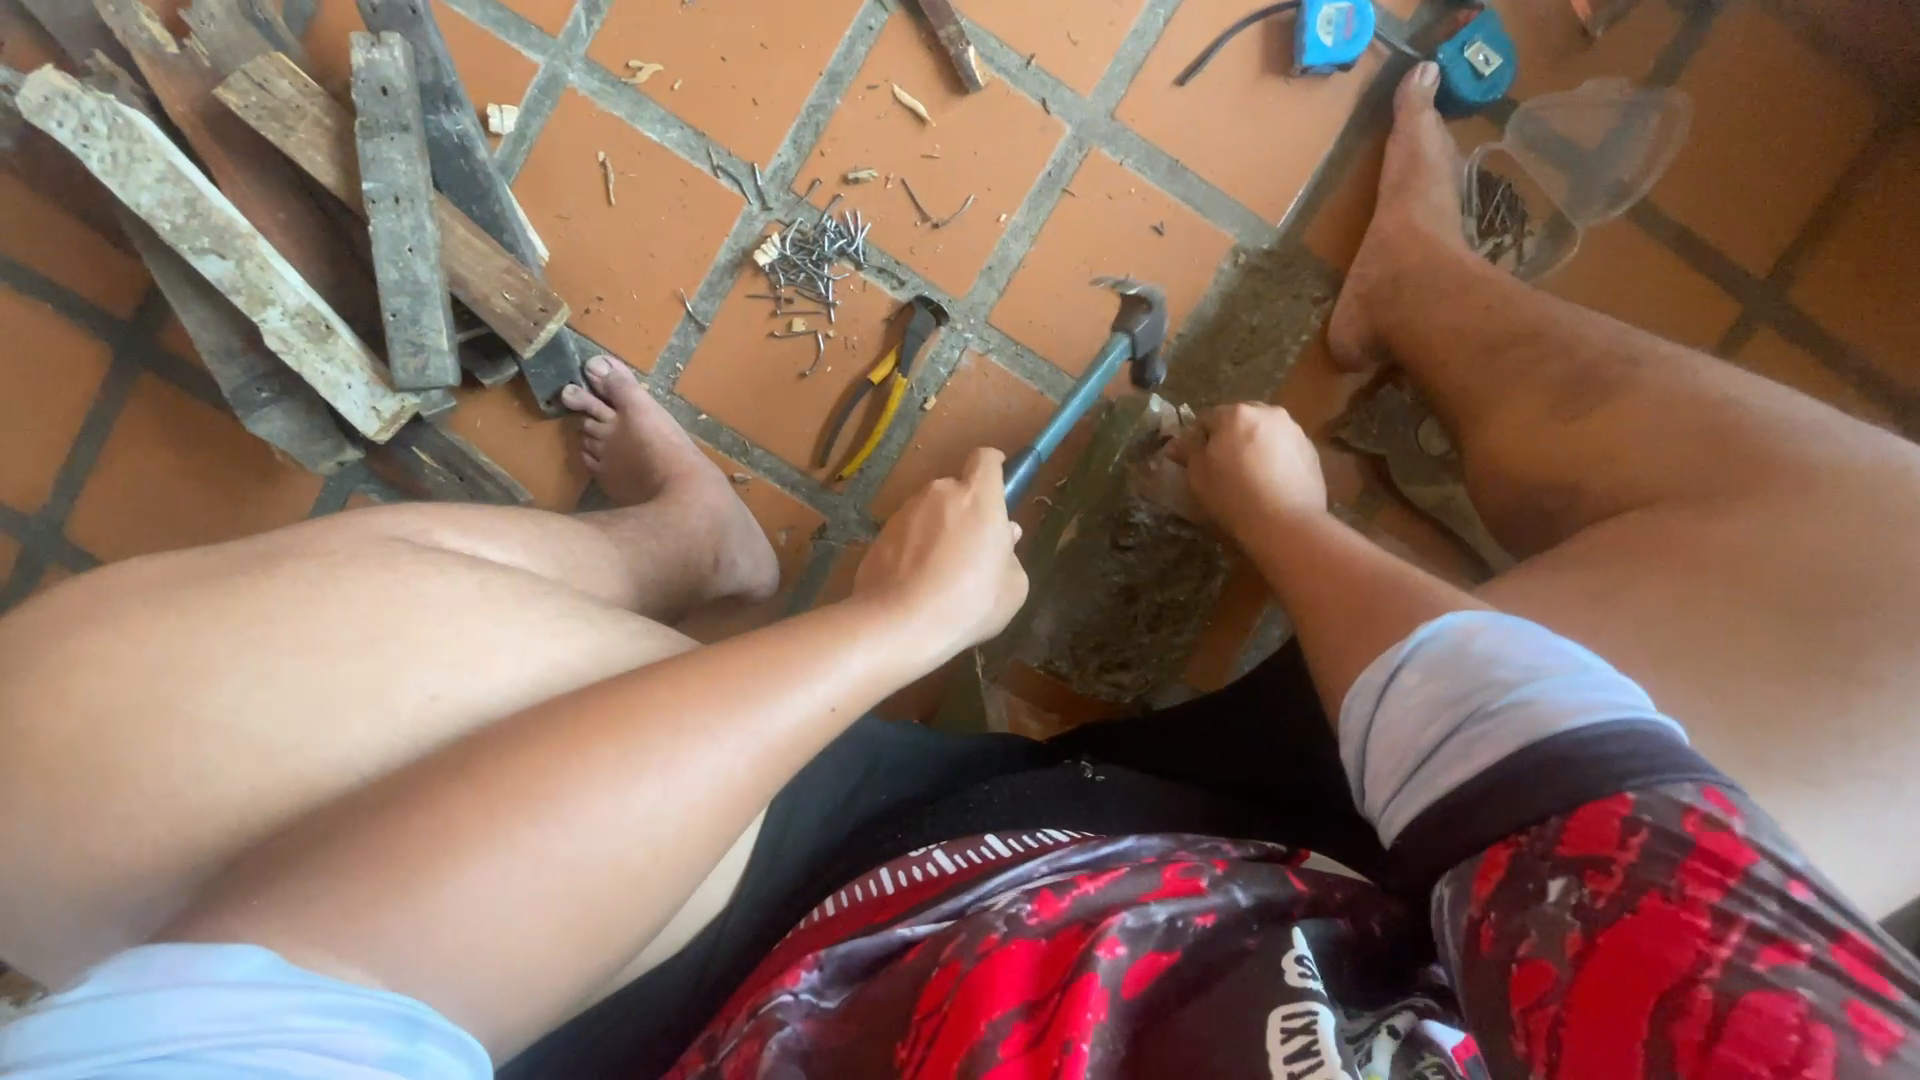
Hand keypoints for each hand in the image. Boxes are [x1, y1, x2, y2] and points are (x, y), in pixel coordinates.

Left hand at [851, 447, 1028, 657]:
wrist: (900, 624)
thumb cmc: (970, 603)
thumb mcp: (1013, 588)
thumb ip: (1012, 555)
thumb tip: (1005, 536)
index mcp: (978, 497)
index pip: (986, 459)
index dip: (994, 468)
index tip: (998, 487)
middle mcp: (939, 494)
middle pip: (956, 490)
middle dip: (965, 512)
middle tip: (971, 550)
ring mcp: (904, 512)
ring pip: (928, 513)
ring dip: (937, 531)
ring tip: (940, 575)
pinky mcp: (879, 535)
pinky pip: (906, 535)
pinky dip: (913, 551)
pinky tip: (915, 585)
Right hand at [1172, 404, 1328, 542]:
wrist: (1286, 522)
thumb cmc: (1233, 496)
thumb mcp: (1198, 475)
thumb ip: (1188, 451)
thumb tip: (1175, 444)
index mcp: (1235, 414)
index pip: (1206, 419)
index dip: (1197, 440)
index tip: (1195, 462)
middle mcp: (1267, 412)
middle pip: (1239, 420)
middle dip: (1229, 438)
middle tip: (1223, 467)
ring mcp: (1293, 429)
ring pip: (1264, 432)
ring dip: (1253, 445)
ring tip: (1250, 475)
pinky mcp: (1310, 449)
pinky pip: (1283, 447)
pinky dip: (1274, 457)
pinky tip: (1270, 482)